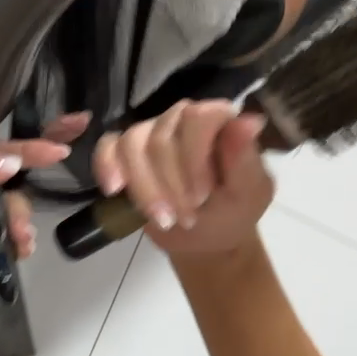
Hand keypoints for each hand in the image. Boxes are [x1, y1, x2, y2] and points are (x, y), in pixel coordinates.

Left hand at [0, 139, 70, 337]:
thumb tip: (12, 161)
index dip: (21, 149)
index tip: (55, 151)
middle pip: (8, 184)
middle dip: (20, 198)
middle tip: (19, 219)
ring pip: (15, 211)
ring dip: (22, 221)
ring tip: (18, 239)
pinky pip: (16, 240)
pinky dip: (23, 243)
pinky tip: (21, 250)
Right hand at [92, 100, 273, 256]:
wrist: (204, 238)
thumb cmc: (232, 212)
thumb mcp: (250, 194)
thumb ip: (246, 158)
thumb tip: (250, 121)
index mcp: (217, 121)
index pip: (199, 116)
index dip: (194, 157)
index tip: (200, 196)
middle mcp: (181, 119)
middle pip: (161, 137)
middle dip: (171, 185)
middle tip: (186, 219)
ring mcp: (150, 133)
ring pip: (132, 144)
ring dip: (144, 187)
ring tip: (162, 220)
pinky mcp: (124, 152)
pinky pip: (107, 147)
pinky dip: (107, 167)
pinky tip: (115, 190)